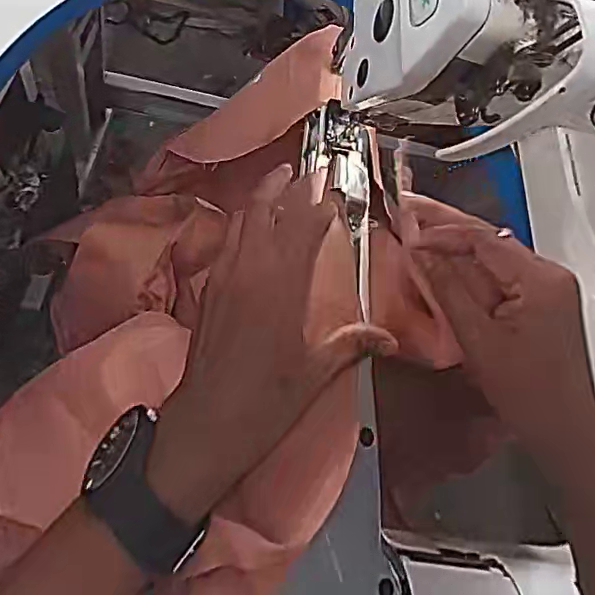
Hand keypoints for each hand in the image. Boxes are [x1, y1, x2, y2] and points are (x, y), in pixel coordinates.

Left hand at [147, 166, 396, 521]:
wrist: (205, 424)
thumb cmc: (267, 398)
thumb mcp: (317, 371)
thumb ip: (352, 343)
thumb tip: (389, 339)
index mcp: (284, 281)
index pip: (305, 224)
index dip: (323, 204)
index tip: (337, 194)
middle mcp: (252, 267)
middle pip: (267, 206)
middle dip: (288, 182)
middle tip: (308, 170)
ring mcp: (226, 273)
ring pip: (242, 217)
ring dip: (262, 195)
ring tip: (278, 184)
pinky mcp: (209, 285)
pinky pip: (227, 238)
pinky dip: (243, 221)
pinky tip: (251, 227)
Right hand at [415, 223, 594, 465]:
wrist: (568, 435)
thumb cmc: (532, 397)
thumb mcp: (478, 340)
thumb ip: (448, 290)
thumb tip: (423, 254)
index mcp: (540, 280)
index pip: (484, 238)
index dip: (443, 231)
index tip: (412, 230)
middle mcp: (550, 275)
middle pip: (492, 239)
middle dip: (449, 227)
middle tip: (414, 210)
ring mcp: (550, 287)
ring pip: (496, 254)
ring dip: (460, 246)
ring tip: (424, 233)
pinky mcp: (544, 300)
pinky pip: (503, 273)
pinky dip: (474, 267)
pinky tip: (449, 264)